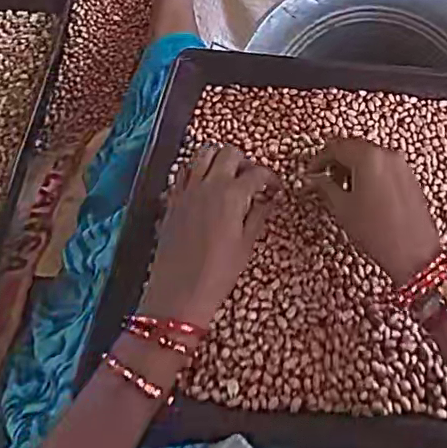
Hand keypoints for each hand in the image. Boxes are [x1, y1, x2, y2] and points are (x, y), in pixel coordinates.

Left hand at [139, 143, 276, 326]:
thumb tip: (270, 199)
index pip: (257, 173)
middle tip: (250, 180)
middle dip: (244, 162)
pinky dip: (196, 171)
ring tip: (227, 176)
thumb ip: (259, 214)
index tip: (275, 188)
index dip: (270, 178)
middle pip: (229, 153)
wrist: (178, 294)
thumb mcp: (246, 244)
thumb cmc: (218, 274)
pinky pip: (183, 172)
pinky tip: (203, 186)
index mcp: (232, 194)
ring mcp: (187, 190)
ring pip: (203, 154)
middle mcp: (209, 185)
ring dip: (218, 158)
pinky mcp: (172, 200)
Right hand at [305, 138, 441, 286]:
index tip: (310, 172)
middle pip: (353, 147)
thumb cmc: (379, 232)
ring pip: (368, 157)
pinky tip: (361, 195)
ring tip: (341, 191)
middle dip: (335, 162)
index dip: (319, 159)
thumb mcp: (342, 208)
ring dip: (352, 168)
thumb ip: (325, 187)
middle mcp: (387, 154)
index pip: (336, 146)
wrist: (414, 253)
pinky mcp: (408, 177)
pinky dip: (368, 174)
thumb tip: (315, 179)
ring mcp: (400, 165)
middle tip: (322, 180)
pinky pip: (382, 167)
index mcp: (368, 156)